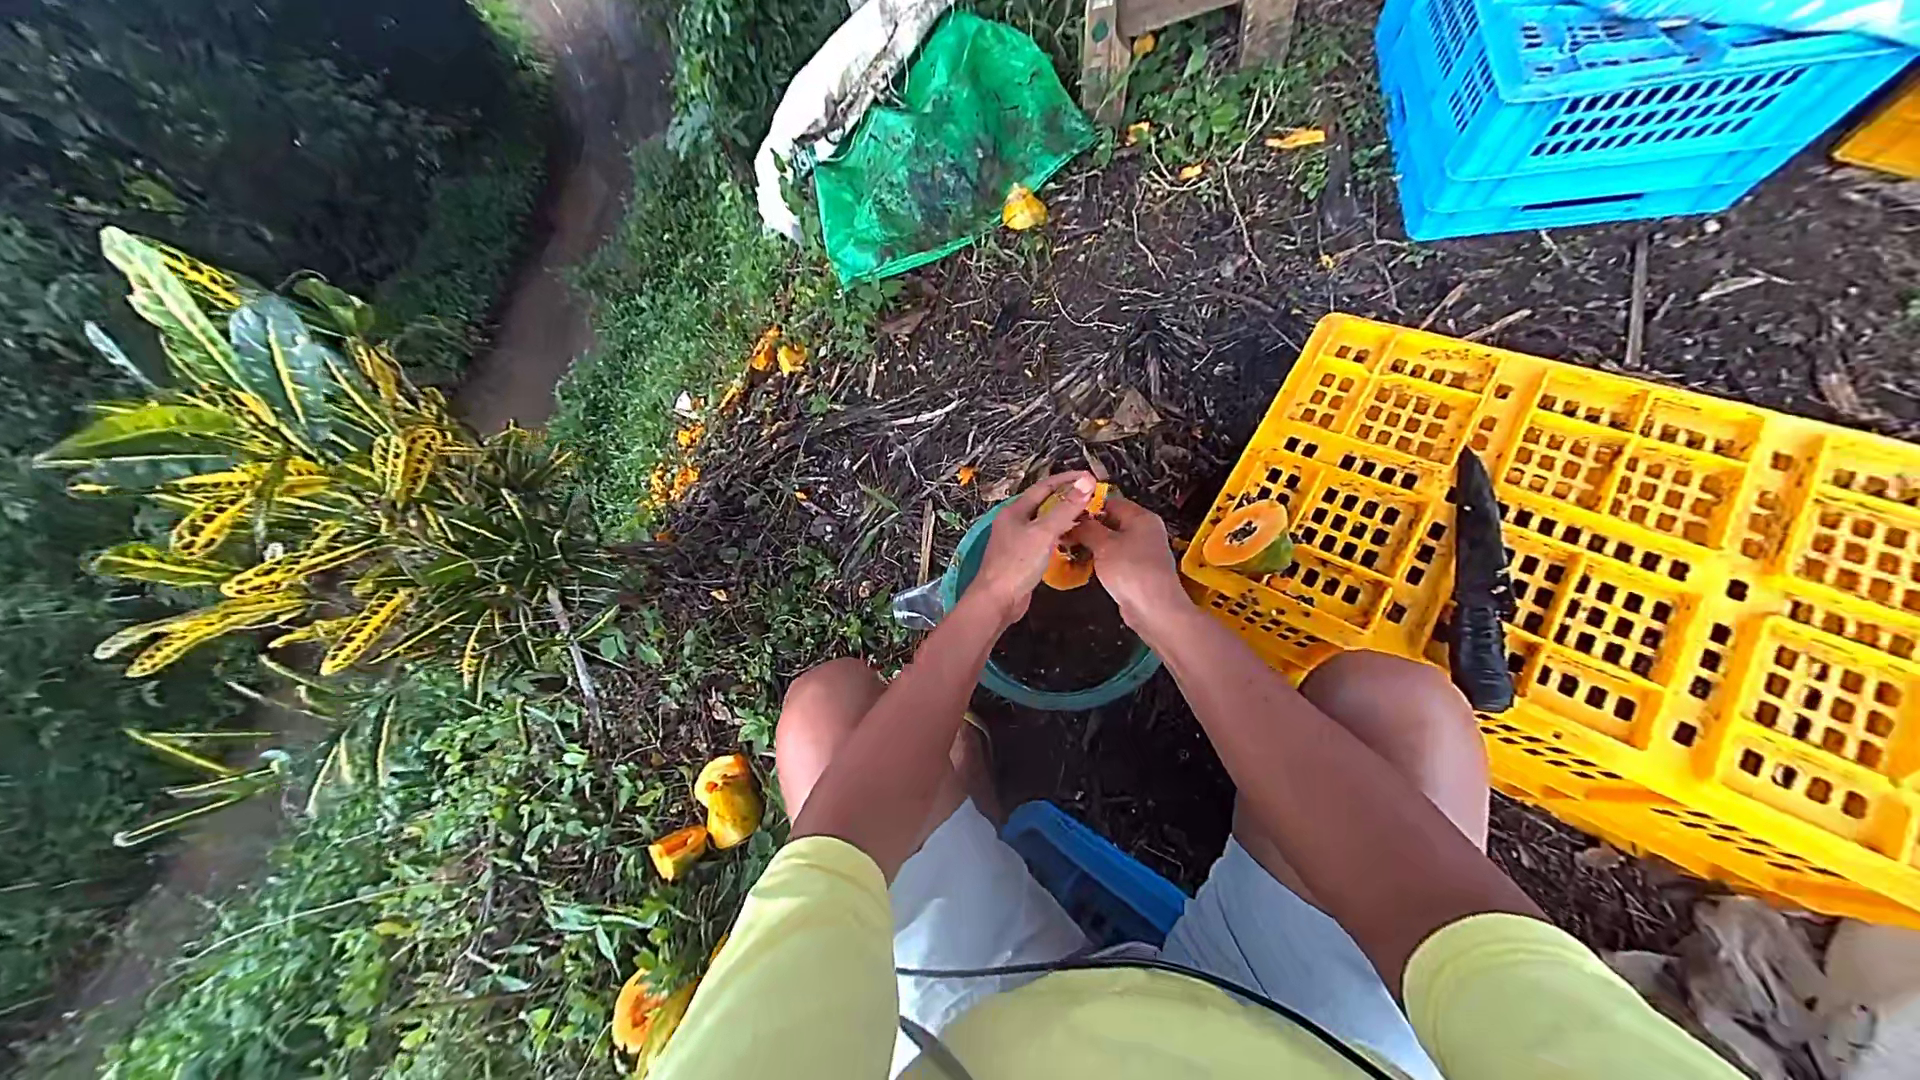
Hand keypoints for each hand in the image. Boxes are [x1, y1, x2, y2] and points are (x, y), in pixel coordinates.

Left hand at [971, 472, 1097, 623]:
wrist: (997, 600)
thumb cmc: (1016, 564)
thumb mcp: (1044, 532)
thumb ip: (1065, 508)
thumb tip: (1086, 482)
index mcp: (1015, 511)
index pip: (1044, 487)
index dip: (1067, 480)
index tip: (1089, 478)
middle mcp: (1014, 522)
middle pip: (1044, 503)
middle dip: (1067, 498)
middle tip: (1092, 497)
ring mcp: (1018, 540)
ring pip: (1045, 522)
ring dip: (1064, 517)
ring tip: (1087, 516)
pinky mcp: (1023, 557)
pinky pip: (1044, 539)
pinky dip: (1059, 536)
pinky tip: (1072, 540)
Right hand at [1066, 494, 1188, 628]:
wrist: (1153, 608)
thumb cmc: (1131, 570)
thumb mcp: (1103, 544)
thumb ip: (1087, 528)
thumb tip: (1074, 521)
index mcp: (1141, 517)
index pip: (1110, 501)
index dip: (1087, 507)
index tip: (1067, 514)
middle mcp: (1144, 531)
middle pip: (1110, 521)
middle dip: (1087, 527)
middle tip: (1064, 532)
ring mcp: (1141, 551)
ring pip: (1110, 541)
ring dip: (1091, 545)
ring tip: (1069, 547)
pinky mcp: (1136, 570)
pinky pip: (1114, 558)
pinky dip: (1099, 559)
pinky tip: (1083, 563)